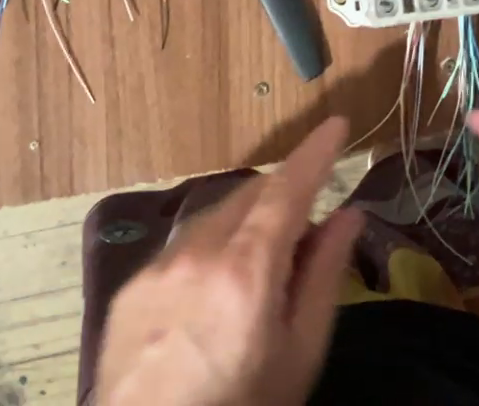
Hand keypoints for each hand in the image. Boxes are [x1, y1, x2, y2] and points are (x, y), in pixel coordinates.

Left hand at [93, 117, 363, 405]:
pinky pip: (182, 244)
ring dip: (247, 219)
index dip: (316, 151)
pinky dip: (211, 245)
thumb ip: (324, 276)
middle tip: (309, 230)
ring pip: (215, 214)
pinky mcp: (129, 287)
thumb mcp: (299, 354)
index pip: (289, 188)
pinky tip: (216, 289)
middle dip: (285, 194)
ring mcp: (156, 268)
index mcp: (246, 271)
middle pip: (251, 195)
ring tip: (263, 264)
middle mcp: (196, 253)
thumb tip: (349, 216)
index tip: (337, 124)